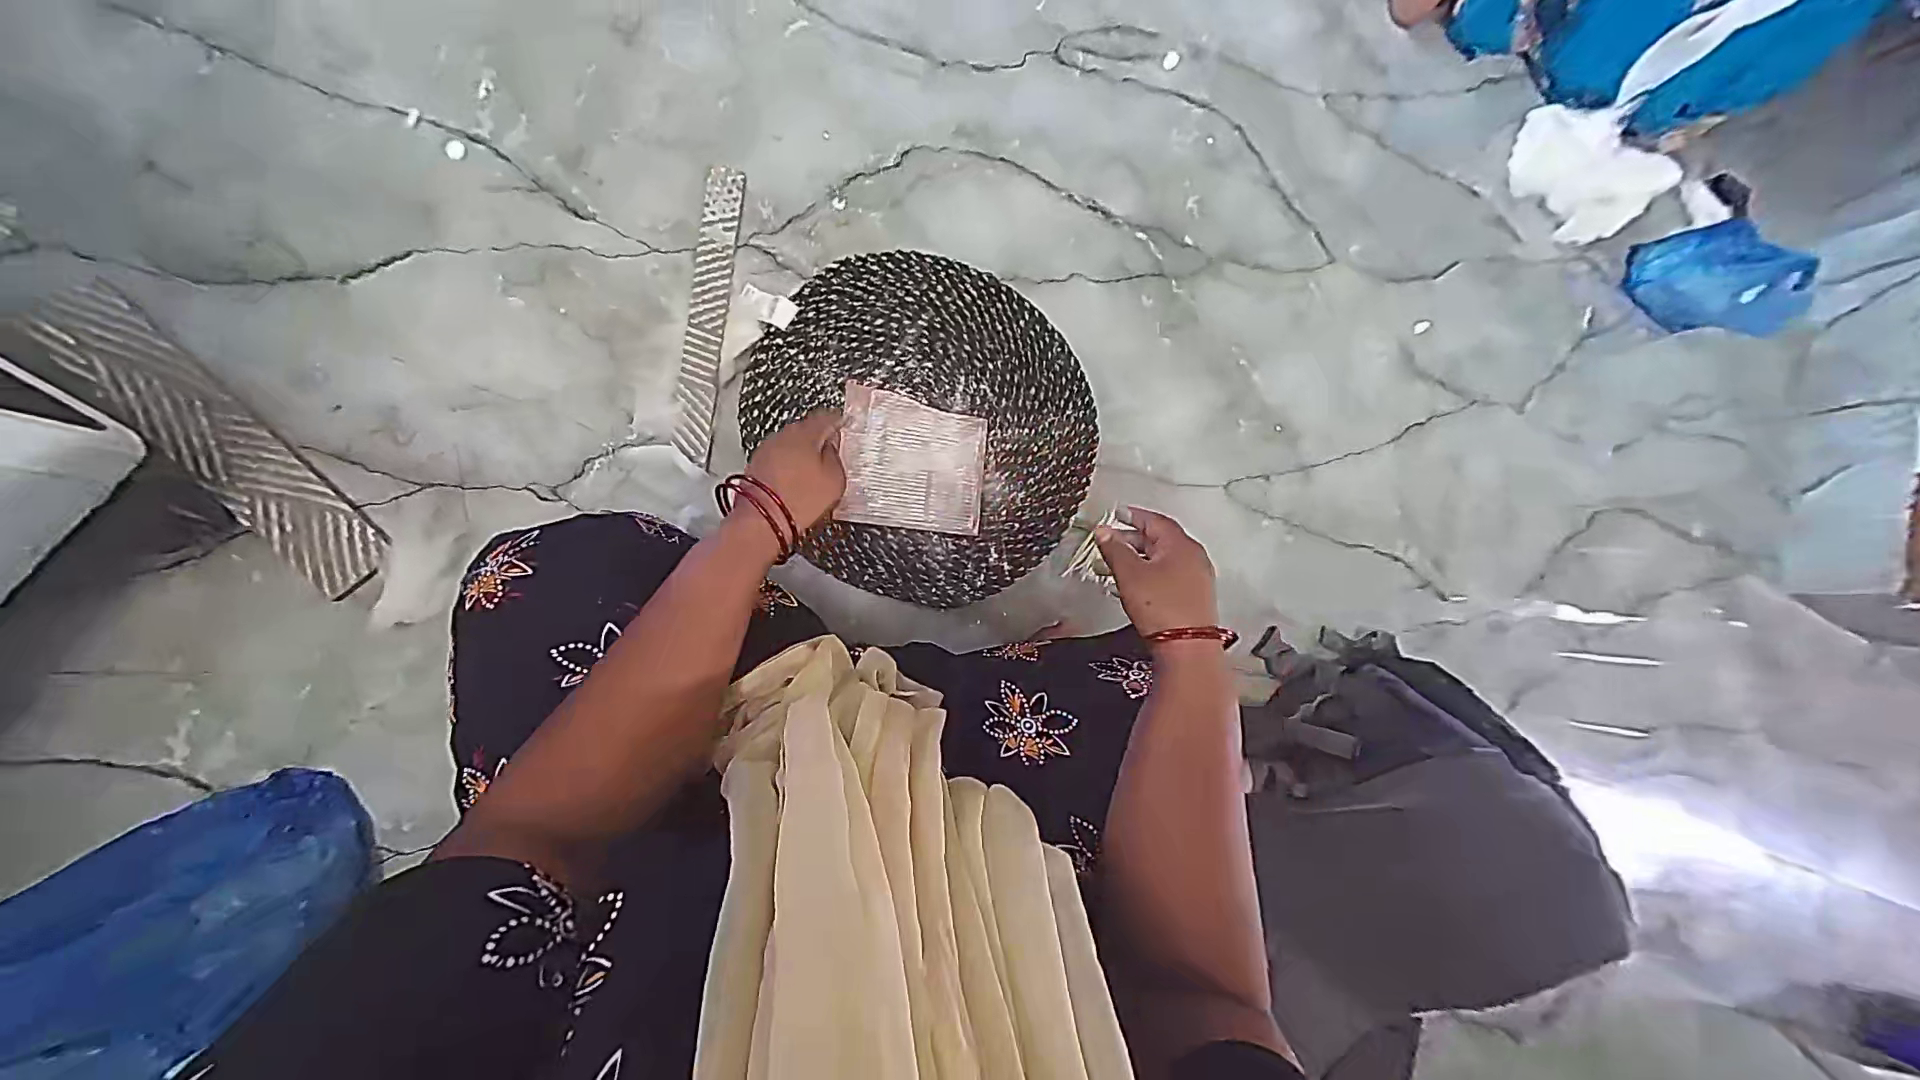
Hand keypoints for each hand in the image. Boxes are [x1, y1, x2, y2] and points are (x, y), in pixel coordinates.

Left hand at [740, 409, 846, 533]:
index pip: (825, 417)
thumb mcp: (835, 480)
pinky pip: (779, 458)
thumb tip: (832, 449)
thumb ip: (836, 457)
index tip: (843, 425)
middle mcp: (784, 435)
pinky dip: (789, 464)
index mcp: (806, 433)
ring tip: (814, 469)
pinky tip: (796, 478)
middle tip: (831, 449)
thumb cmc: (800, 499)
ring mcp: (767, 449)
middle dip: (818, 437)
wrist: (764, 520)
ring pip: (790, 443)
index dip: (837, 422)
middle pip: (806, 429)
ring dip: (802, 452)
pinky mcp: (756, 465)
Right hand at [1093, 506, 1219, 636]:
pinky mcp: (1194, 597)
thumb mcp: (1129, 573)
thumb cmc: (1162, 608)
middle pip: (1160, 539)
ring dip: (1139, 558)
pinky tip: (1135, 585)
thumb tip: (1103, 532)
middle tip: (1111, 541)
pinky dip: (1150, 573)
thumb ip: (1114, 549)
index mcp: (1181, 545)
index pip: (1155, 520)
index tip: (1118, 513)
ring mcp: (1196, 578)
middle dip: (1133, 539)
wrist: (1187, 647)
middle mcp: (1193, 558)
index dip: (1133, 516)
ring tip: (1117, 566)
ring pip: (1164, 559)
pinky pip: (1169, 575)